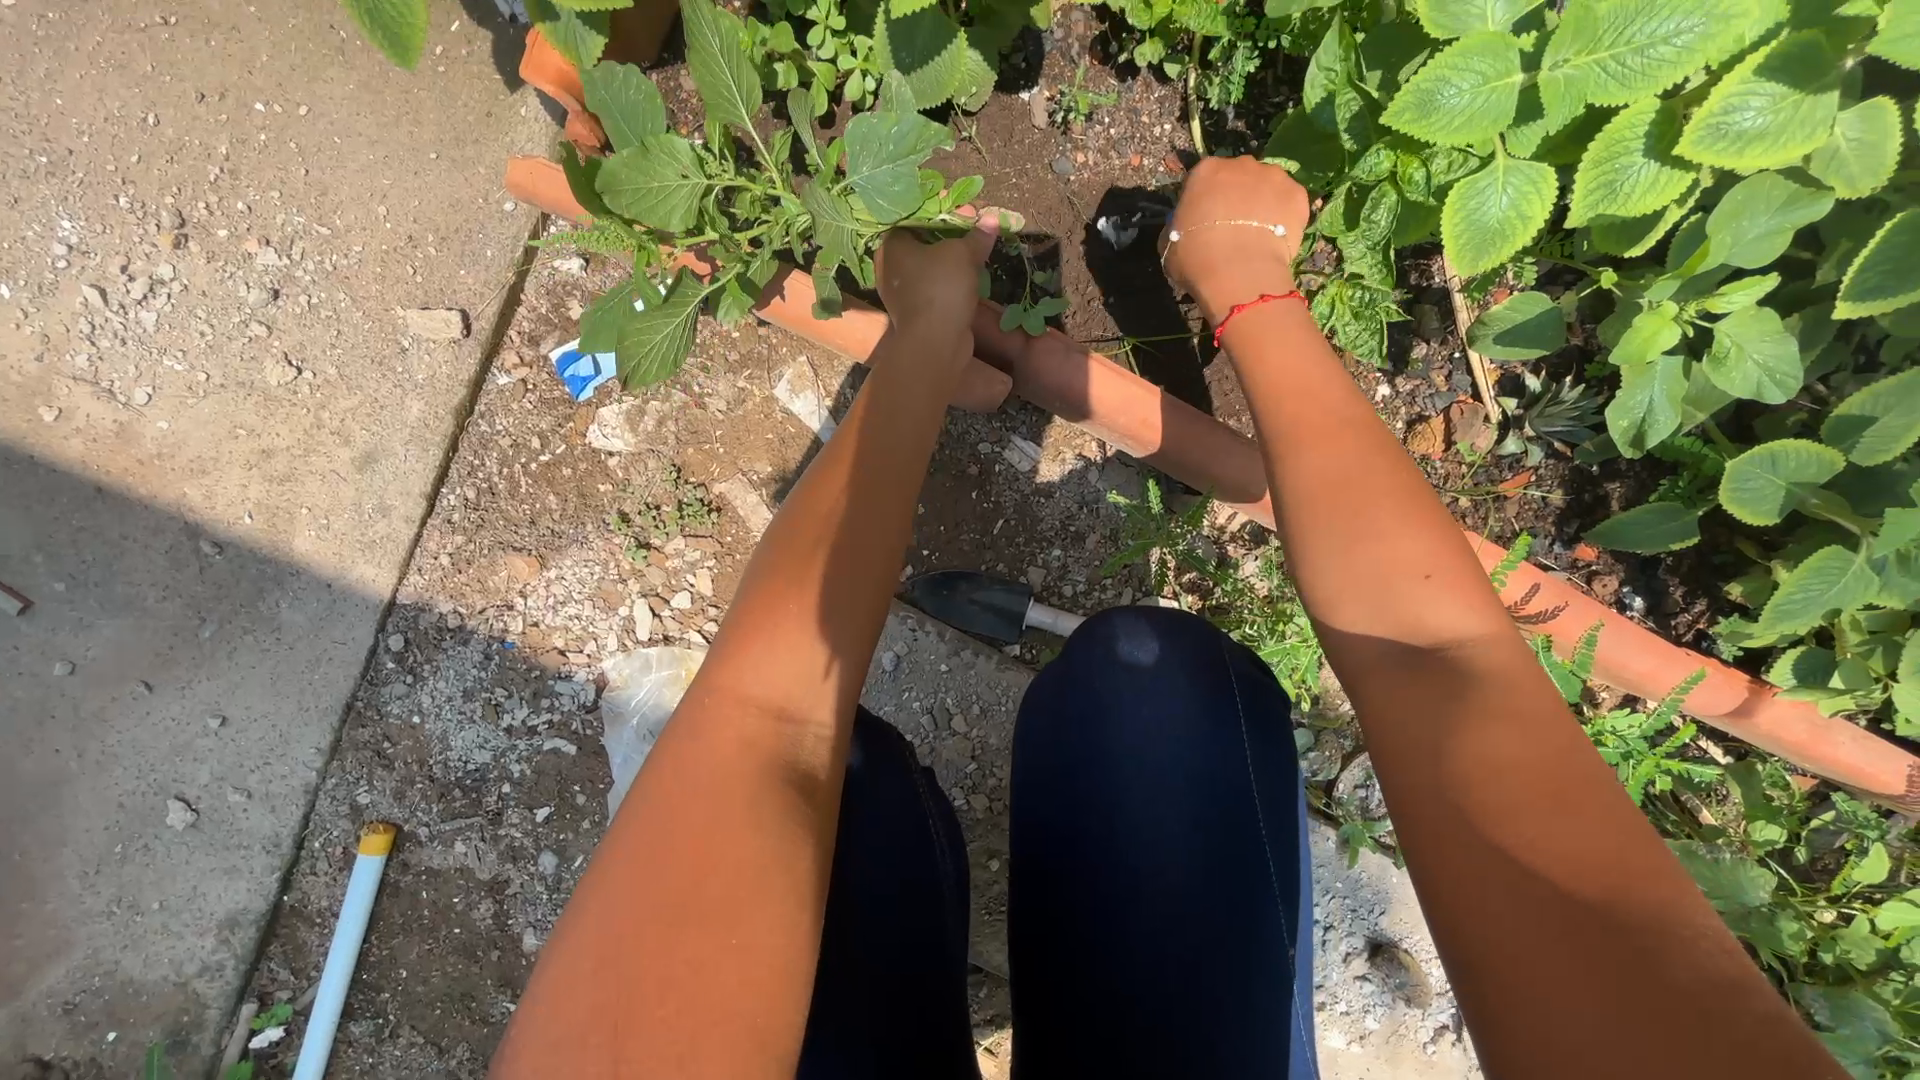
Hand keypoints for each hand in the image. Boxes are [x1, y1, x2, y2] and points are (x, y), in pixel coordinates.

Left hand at [876, 209, 1001, 348]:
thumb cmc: (941, 288)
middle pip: (923, 239)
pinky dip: (951, 276)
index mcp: (892, 245)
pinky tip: (971, 272)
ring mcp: (902, 291)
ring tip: (978, 246)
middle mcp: (891, 266)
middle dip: (951, 230)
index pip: (914, 214)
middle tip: (975, 225)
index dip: (942, 207)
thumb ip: (976, 236)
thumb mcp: (962, 254)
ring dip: (954, 254)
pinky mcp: (917, 310)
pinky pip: (935, 284)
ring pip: (930, 263)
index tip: (966, 208)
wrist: (935, 343)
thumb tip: (991, 220)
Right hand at [1161, 157, 1310, 324]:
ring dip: (1262, 202)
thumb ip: (1178, 226)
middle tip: (1232, 226)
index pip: (1204, 179)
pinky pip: (1289, 202)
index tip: (1204, 219)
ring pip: (1267, 186)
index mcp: (1205, 171)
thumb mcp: (1170, 243)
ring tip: (1257, 234)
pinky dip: (1284, 216)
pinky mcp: (1298, 193)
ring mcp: (1273, 175)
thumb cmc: (1195, 258)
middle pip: (1238, 176)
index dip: (1204, 199)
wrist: (1238, 272)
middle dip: (1236, 195)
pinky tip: (1275, 239)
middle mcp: (1241, 164)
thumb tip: (1182, 228)